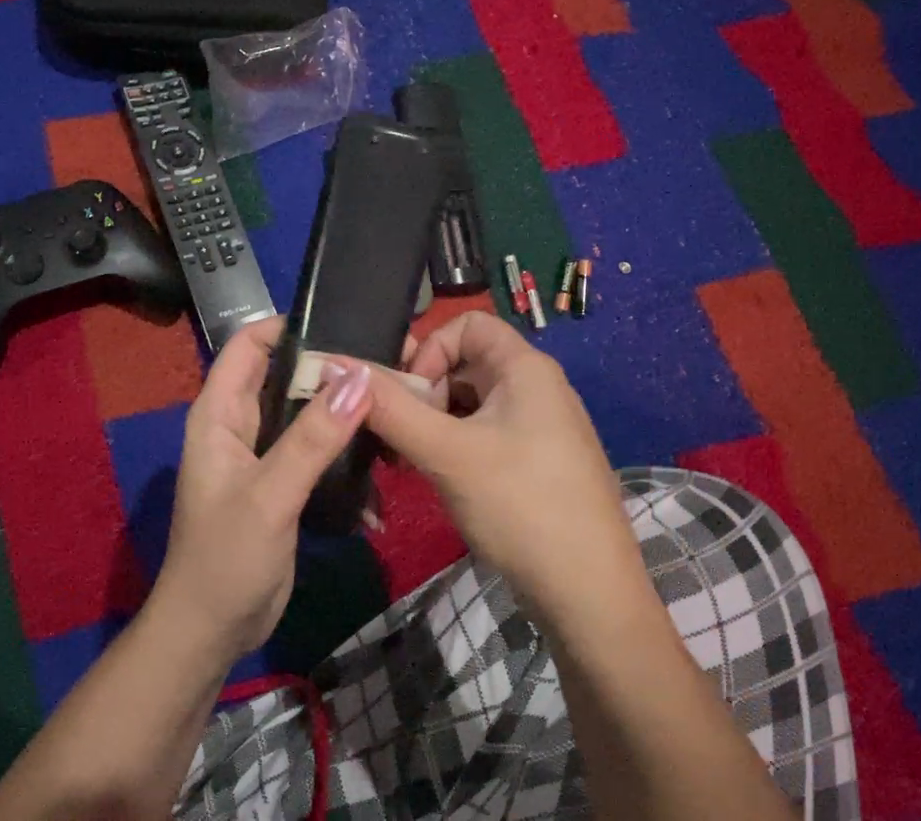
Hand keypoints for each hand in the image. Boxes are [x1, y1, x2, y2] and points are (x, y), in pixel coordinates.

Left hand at [146, 316, 374, 661]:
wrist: (214, 629)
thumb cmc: (226, 557)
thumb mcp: (271, 494)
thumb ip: (313, 437)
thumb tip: (359, 377)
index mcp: (219, 413)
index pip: (248, 346)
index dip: (289, 327)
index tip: (346, 325)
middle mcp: (239, 425)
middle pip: (285, 377)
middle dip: (331, 372)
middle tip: (389, 370)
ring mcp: (262, 457)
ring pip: (306, 416)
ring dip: (344, 417)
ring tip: (395, 417)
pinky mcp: (282, 485)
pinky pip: (317, 455)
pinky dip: (344, 460)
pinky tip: (379, 479)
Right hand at [361, 311, 639, 619]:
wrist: (588, 595)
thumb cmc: (519, 506)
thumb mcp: (446, 453)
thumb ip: (389, 408)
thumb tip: (332, 366)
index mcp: (526, 369)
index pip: (466, 325)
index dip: (429, 350)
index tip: (406, 394)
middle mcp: (536, 388)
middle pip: (463, 364)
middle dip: (420, 392)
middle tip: (394, 433)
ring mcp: (538, 428)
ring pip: (468, 403)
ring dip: (429, 422)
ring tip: (403, 459)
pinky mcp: (533, 463)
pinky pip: (481, 434)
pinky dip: (449, 445)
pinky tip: (429, 476)